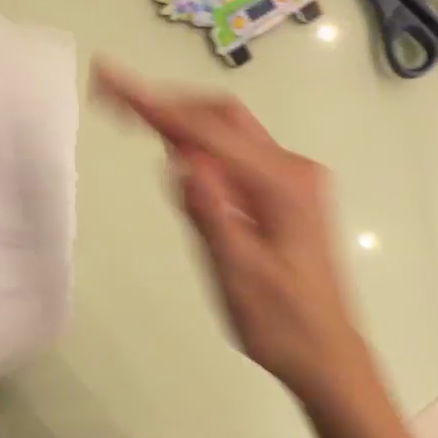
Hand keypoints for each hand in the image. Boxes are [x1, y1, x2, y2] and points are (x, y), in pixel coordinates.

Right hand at [94, 62, 371, 401]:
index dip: (155, 106)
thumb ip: (212, 216)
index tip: (110, 83)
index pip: (208, 132)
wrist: (327, 355)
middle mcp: (291, 169)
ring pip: (228, 129)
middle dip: (166, 102)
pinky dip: (197, 142)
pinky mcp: (282, 192)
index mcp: (281, 186)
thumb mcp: (240, 276)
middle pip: (221, 115)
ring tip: (130, 116)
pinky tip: (171, 150)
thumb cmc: (282, 324)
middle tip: (112, 98)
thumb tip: (181, 161)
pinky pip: (234, 152)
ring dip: (180, 118)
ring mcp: (290, 178)